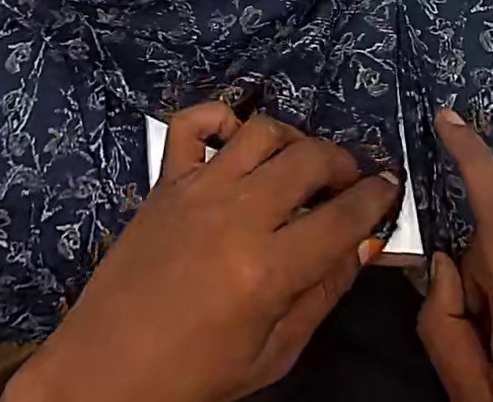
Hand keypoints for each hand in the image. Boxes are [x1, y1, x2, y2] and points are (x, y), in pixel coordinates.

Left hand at [4, 103, 402, 401]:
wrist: (101, 374)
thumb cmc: (192, 377)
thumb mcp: (271, 356)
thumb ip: (322, 294)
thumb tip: (361, 246)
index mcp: (267, 269)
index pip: (343, 218)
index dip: (377, 198)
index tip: (391, 185)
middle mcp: (237, 214)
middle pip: (310, 160)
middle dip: (344, 162)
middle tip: (351, 178)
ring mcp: (198, 188)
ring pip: (263, 132)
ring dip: (295, 138)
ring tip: (302, 161)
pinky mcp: (166, 180)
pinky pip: (192, 123)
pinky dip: (219, 116)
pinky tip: (237, 137)